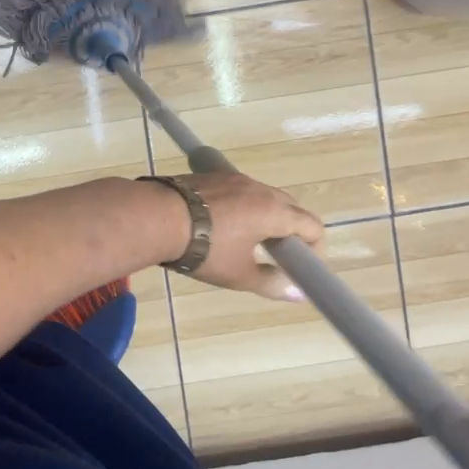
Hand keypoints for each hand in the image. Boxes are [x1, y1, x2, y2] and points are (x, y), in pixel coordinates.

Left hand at [174, 172, 324, 301]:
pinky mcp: (205, 175)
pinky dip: (241, 204)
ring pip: (260, 194)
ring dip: (265, 213)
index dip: (315, 247)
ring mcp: (228, 177)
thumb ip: (272, 283)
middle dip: (292, 227)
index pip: (312, 223)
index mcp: (273, 210)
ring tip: (252, 238)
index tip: (301, 266)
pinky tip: (224, 222)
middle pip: (288, 204)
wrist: (154, 216)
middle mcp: (255, 187)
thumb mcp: (240, 274)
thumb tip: (296, 292)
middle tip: (279, 253)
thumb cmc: (204, 248)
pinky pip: (236, 189)